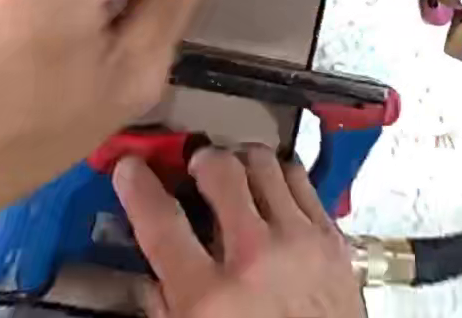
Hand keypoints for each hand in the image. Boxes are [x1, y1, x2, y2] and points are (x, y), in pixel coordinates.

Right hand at [116, 146, 363, 317]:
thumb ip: (169, 311)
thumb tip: (155, 271)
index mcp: (209, 299)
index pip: (163, 226)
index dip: (140, 190)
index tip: (130, 167)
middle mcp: (254, 257)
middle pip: (223, 174)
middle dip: (203, 159)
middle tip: (195, 164)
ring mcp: (298, 239)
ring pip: (265, 165)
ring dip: (243, 159)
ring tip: (234, 167)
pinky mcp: (331, 235)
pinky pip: (301, 179)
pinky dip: (280, 174)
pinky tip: (272, 184)